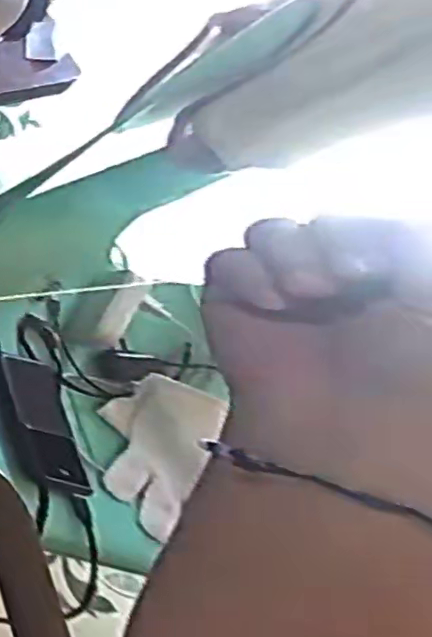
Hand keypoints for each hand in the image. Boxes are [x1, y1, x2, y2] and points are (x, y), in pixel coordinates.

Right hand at [202, 217, 431, 504]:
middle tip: (346, 280)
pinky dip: (245, 275)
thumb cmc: (418, 367)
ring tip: (304, 295)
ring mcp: (282, 284)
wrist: (347, 417)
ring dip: (288, 255)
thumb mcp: (429, 300)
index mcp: (398, 274)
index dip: (375, 230)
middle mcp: (341, 273)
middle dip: (332, 241)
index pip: (377, 223)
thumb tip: (393, 225)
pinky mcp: (230, 295)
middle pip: (323, 219)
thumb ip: (407, 247)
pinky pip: (226, 258)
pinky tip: (269, 304)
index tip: (382, 263)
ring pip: (270, 230)